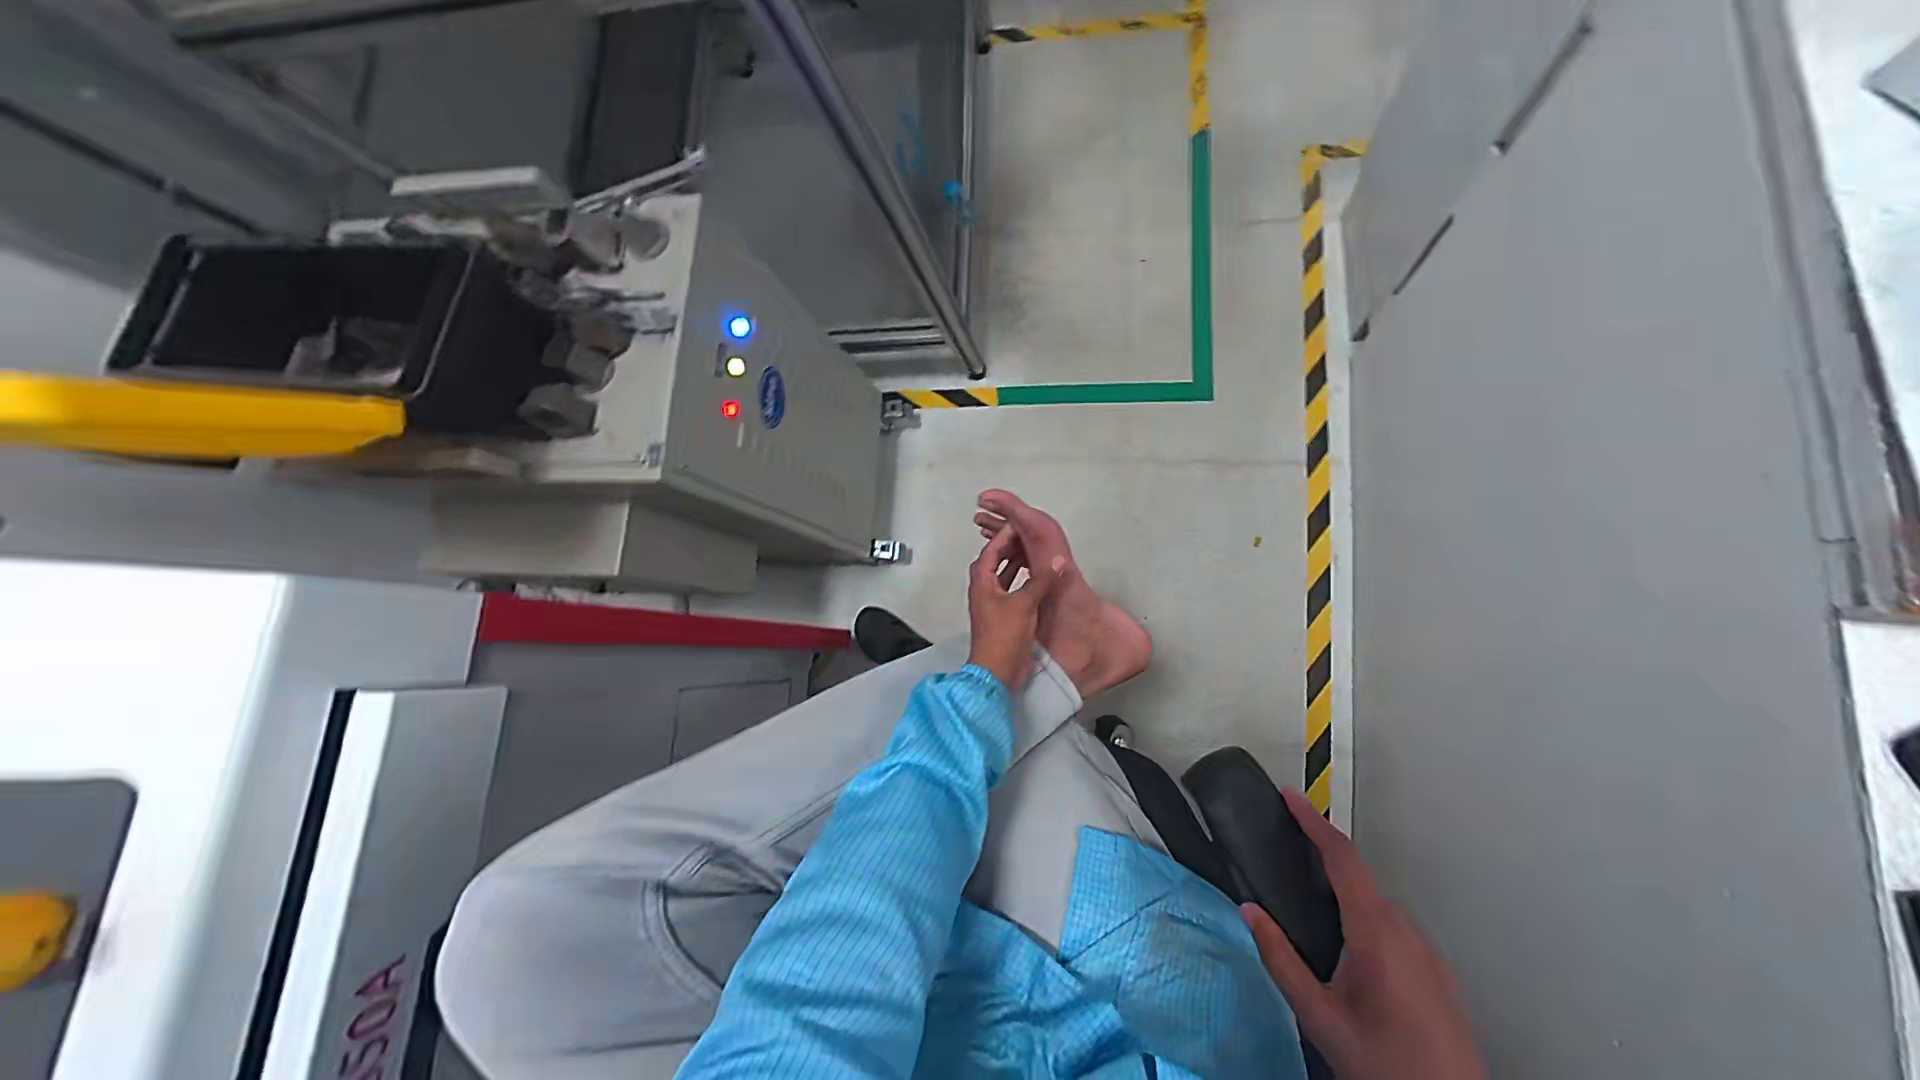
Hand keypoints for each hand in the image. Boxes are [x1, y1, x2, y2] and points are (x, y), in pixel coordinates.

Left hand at [965, 525, 1063, 688]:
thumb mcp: (1024, 604)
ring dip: (1016, 564)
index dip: (1006, 536)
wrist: (996, 672)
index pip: (992, 550)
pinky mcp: (1001, 616)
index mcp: (982, 582)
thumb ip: (1042, 581)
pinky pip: (1011, 590)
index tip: (1022, 523)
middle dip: (1010, 547)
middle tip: (1030, 536)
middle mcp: (983, 590)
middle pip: (994, 561)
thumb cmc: (1004, 636)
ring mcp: (991, 604)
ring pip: (1003, 576)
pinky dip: (1022, 582)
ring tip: (1035, 553)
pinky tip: (1037, 581)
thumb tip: (1059, 561)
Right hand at [1243, 790, 1486, 1079]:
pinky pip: (1394, 925)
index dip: (1314, 822)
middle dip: (1321, 860)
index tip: (1289, 797)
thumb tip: (1248, 911)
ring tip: (1310, 905)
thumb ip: (1280, 959)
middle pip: (1358, 878)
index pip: (1343, 859)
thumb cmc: (1385, 1064)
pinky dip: (1364, 915)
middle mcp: (1407, 932)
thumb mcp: (1319, 1016)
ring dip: (1343, 892)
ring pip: (1376, 903)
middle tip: (1285, 855)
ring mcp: (1428, 951)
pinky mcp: (1437, 971)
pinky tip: (1348, 948)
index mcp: (1376, 934)